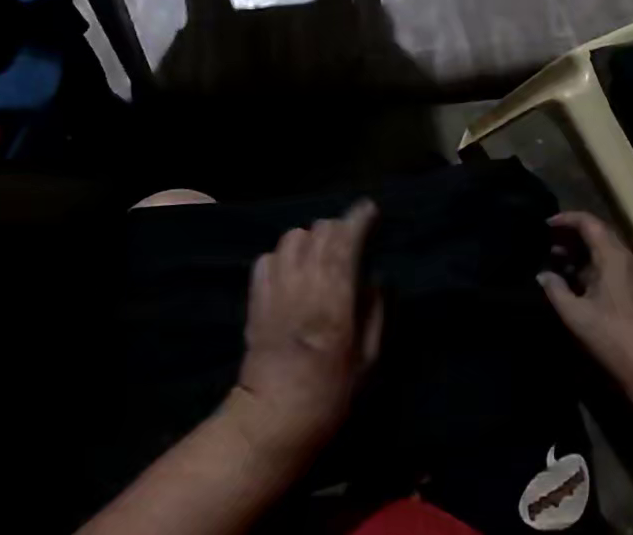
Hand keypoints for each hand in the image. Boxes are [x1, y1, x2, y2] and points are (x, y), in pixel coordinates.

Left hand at [227, 200, 381, 458]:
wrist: (271, 422)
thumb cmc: (329, 395)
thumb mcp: (368, 360)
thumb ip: (375, 313)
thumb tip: (377, 278)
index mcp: (334, 302)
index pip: (346, 242)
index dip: (359, 219)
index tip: (371, 210)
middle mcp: (303, 286)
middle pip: (320, 231)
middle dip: (339, 227)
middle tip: (351, 238)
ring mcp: (275, 290)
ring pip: (292, 237)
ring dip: (311, 238)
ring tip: (321, 252)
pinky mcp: (255, 298)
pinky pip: (268, 256)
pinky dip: (284, 255)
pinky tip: (294, 270)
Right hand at [538, 212, 632, 377]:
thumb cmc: (612, 336)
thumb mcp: (575, 314)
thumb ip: (556, 290)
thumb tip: (543, 274)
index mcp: (613, 255)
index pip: (589, 222)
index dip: (566, 219)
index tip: (545, 226)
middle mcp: (629, 258)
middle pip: (599, 234)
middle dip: (573, 237)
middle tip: (548, 246)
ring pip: (608, 252)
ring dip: (583, 254)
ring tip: (559, 265)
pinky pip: (616, 267)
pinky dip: (596, 267)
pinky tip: (580, 286)